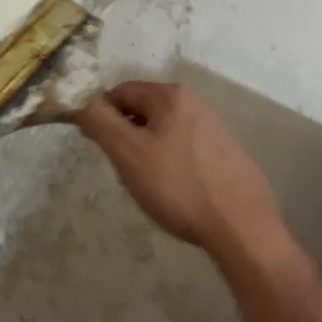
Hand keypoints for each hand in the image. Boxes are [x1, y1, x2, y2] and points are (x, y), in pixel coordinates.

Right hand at [74, 81, 285, 255]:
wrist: (243, 230)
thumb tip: (79, 98)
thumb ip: (99, 121)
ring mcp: (216, 127)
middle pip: (144, 110)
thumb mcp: (128, 153)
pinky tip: (180, 193)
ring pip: (166, 131)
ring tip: (154, 185)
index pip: (120, 92)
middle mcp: (196, 102)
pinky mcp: (229, 154)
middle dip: (129, 136)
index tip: (103, 148)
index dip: (104, 117)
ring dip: (151, 151)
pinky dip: (176, 164)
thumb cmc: (179, 186)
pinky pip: (188, 149)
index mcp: (171, 95)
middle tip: (128, 170)